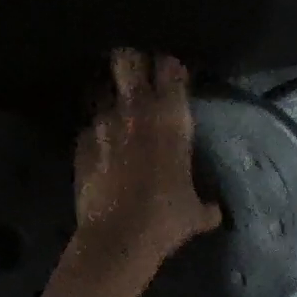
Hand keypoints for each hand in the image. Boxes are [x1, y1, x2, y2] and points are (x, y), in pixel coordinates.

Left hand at [72, 49, 221, 270]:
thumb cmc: (166, 220)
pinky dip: (94, 137)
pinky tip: (100, 154)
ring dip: (110, 102)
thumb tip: (215, 211)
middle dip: (130, 64)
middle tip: (135, 80)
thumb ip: (206, 206)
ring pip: (102, 92)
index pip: (170, 66)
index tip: (172, 81)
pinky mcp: (80, 144)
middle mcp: (135, 109)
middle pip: (127, 58)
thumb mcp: (195, 214)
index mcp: (171, 117)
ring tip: (116, 121)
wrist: (118, 238)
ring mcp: (103, 123)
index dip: (169, 69)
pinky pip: (88, 129)